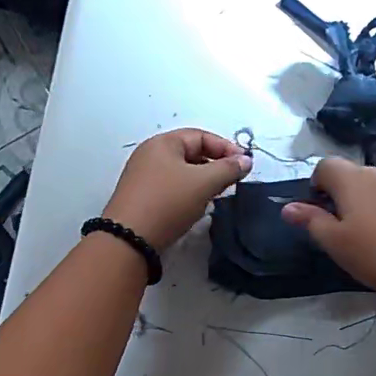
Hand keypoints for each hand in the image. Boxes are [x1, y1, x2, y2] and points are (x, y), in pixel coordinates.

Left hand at [101, 129, 251, 248]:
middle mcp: (150, 155)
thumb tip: (245, 160)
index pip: (201, 136)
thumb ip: (228, 169)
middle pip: (191, 153)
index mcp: (163, 143)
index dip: (226, 148)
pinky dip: (189, 194)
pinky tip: (197, 208)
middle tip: (233, 181)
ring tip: (217, 196)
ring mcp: (144, 178)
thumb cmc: (167, 203)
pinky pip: (172, 189)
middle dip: (215, 165)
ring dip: (203, 182)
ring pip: (182, 173)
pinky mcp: (143, 199)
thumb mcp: (203, 183)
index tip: (244, 165)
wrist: (130, 239)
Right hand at [280, 156, 375, 302]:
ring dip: (372, 204)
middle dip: (345, 196)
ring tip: (375, 238)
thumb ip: (311, 221)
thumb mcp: (335, 243)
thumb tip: (288, 208)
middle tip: (346, 231)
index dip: (318, 184)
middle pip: (354, 176)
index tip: (320, 210)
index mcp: (352, 180)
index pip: (326, 166)